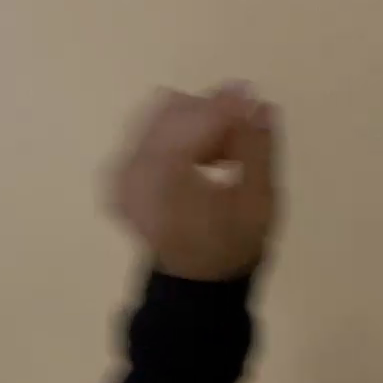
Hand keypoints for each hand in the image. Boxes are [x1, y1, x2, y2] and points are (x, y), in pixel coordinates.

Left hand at [109, 82, 278, 282]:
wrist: (196, 282)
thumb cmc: (232, 244)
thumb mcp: (258, 200)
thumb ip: (258, 148)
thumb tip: (261, 103)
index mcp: (161, 180)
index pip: (194, 122)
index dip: (228, 107)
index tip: (257, 100)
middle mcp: (130, 169)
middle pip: (173, 110)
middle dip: (213, 113)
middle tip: (247, 129)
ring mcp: (121, 170)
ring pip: (164, 115)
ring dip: (200, 121)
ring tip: (229, 149)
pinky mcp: (122, 170)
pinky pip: (155, 129)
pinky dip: (186, 132)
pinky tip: (210, 155)